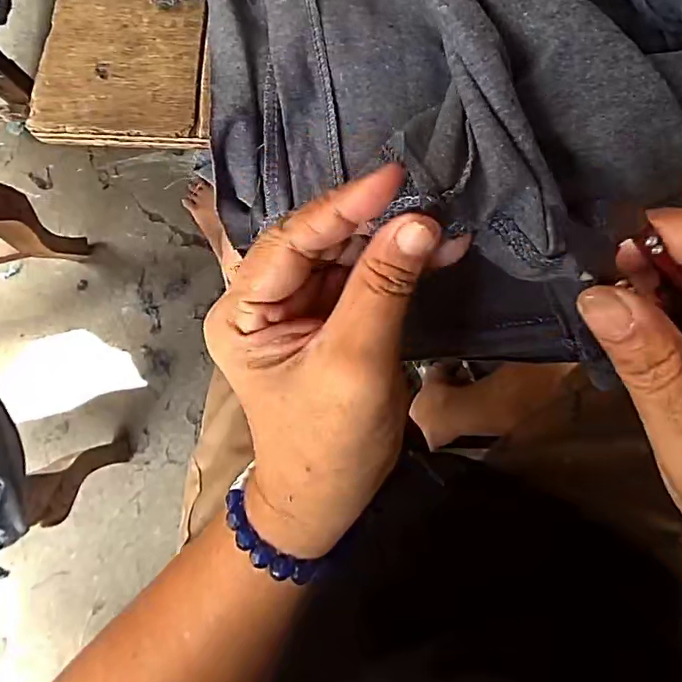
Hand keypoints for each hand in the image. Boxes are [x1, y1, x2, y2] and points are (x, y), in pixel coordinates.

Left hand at [202, 164, 469, 557]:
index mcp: (242, 310)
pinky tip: (438, 251)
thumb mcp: (354, 365)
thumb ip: (383, 289)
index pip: (291, 242)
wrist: (331, 503)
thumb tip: (419, 224)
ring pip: (346, 252)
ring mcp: (298, 304)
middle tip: (422, 201)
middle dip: (371, 222)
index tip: (390, 178)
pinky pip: (365, 275)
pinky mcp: (331, 313)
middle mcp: (263, 298)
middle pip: (318, 241)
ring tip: (439, 227)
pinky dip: (400, 263)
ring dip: (392, 239)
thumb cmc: (327, 445)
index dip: (341, 207)